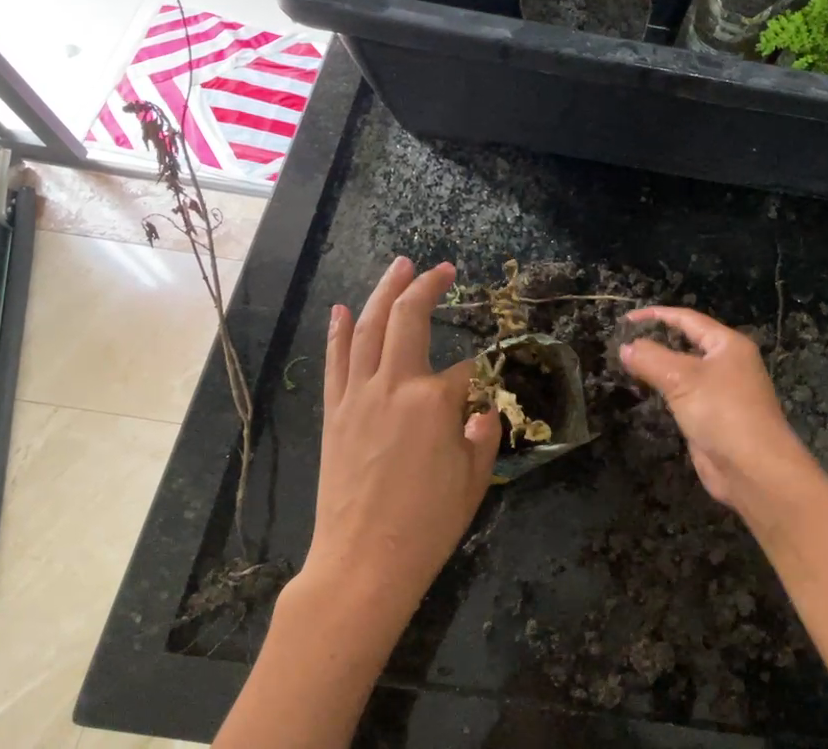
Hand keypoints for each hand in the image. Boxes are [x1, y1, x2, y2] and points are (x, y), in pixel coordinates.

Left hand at [304, 257, 501, 607]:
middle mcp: (394, 385)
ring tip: (399, 266)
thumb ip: (483, 434)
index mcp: (435, 402)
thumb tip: (484, 407)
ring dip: (383, 291)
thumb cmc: (427, 525)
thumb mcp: (475, 480)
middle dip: (427, 286)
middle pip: (409, 319)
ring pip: (369, 328)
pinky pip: (336, 361)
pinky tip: (343, 309)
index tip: (492, 379)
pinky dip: (339, 331)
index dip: (485, 372)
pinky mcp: (334, 413)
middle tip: (442, 268)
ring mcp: (358, 396)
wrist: (362, 563)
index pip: (468, 369)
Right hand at [617, 307, 816, 513]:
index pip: (688, 319)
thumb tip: (625, 346)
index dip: (656, 315)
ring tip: (626, 365)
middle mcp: (728, 364)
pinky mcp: (713, 418)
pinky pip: (685, 397)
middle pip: (687, 344)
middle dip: (656, 341)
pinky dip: (665, 392)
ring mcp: (722, 393)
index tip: (626, 319)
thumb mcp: (682, 378)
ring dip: (658, 368)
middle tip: (623, 343)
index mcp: (728, 345)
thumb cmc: (722, 412)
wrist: (754, 470)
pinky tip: (645, 394)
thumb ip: (651, 358)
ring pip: (684, 372)